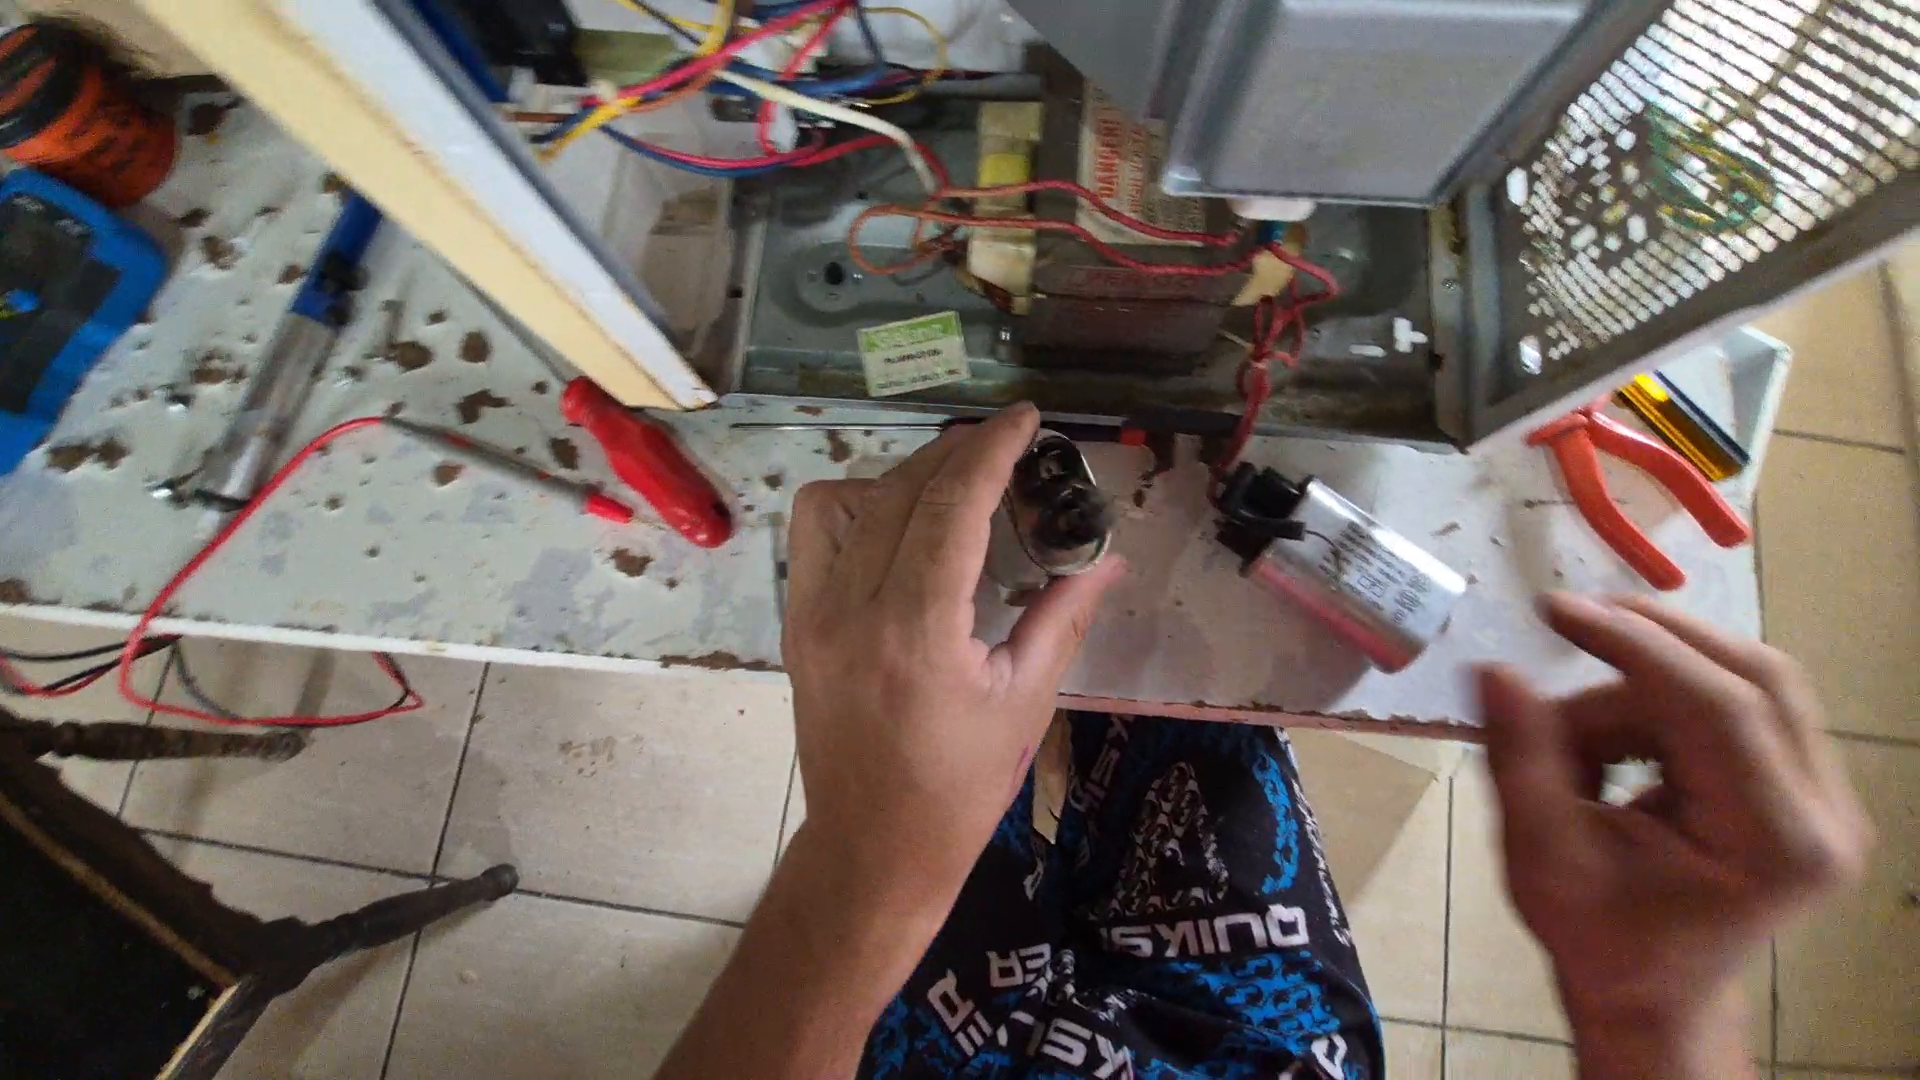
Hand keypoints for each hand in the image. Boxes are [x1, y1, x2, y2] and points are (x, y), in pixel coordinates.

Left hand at [783, 403, 1125, 920]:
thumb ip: (1066, 614)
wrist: (874, 846)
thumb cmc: (962, 787)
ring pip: (846, 497)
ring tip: (953, 486)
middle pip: (903, 491)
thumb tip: (1110, 554)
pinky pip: (815, 531)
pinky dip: (858, 505)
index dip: (992, 450)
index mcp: (918, 633)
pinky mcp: (795, 622)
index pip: (952, 507)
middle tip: (1004, 446)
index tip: (1025, 418)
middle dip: (958, 452)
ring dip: (905, 475)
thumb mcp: (1027, 700)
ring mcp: (811, 613)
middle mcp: (852, 609)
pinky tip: (899, 524)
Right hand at [1479, 593, 1871, 1078]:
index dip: (1634, 644)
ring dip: (1630, 692)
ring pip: (1729, 685)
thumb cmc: (1592, 932)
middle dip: (1650, 639)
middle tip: (1564, 620)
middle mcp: (1823, 812)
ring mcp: (1819, 798)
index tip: (1554, 609)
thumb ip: (1520, 757)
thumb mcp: (1538, 851)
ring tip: (1564, 747)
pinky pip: (1722, 706)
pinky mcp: (1791, 786)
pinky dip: (1645, 708)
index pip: (1719, 705)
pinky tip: (1599, 751)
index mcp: (1772, 840)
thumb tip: (1496, 671)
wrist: (1649, 989)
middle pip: (1755, 676)